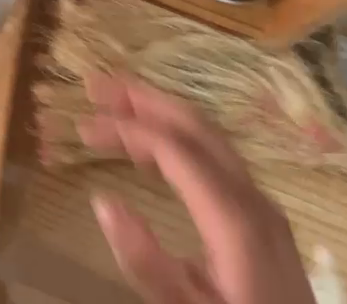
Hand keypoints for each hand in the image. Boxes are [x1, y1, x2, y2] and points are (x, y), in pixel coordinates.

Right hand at [79, 74, 312, 303]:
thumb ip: (146, 262)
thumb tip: (102, 201)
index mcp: (233, 217)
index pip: (174, 148)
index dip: (127, 128)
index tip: (84, 125)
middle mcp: (252, 198)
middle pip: (196, 127)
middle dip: (143, 99)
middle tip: (96, 84)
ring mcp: (262, 205)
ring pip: (209, 137)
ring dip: (160, 113)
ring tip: (117, 103)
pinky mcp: (262, 218)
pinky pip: (217, 157)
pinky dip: (178, 136)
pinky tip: (153, 149)